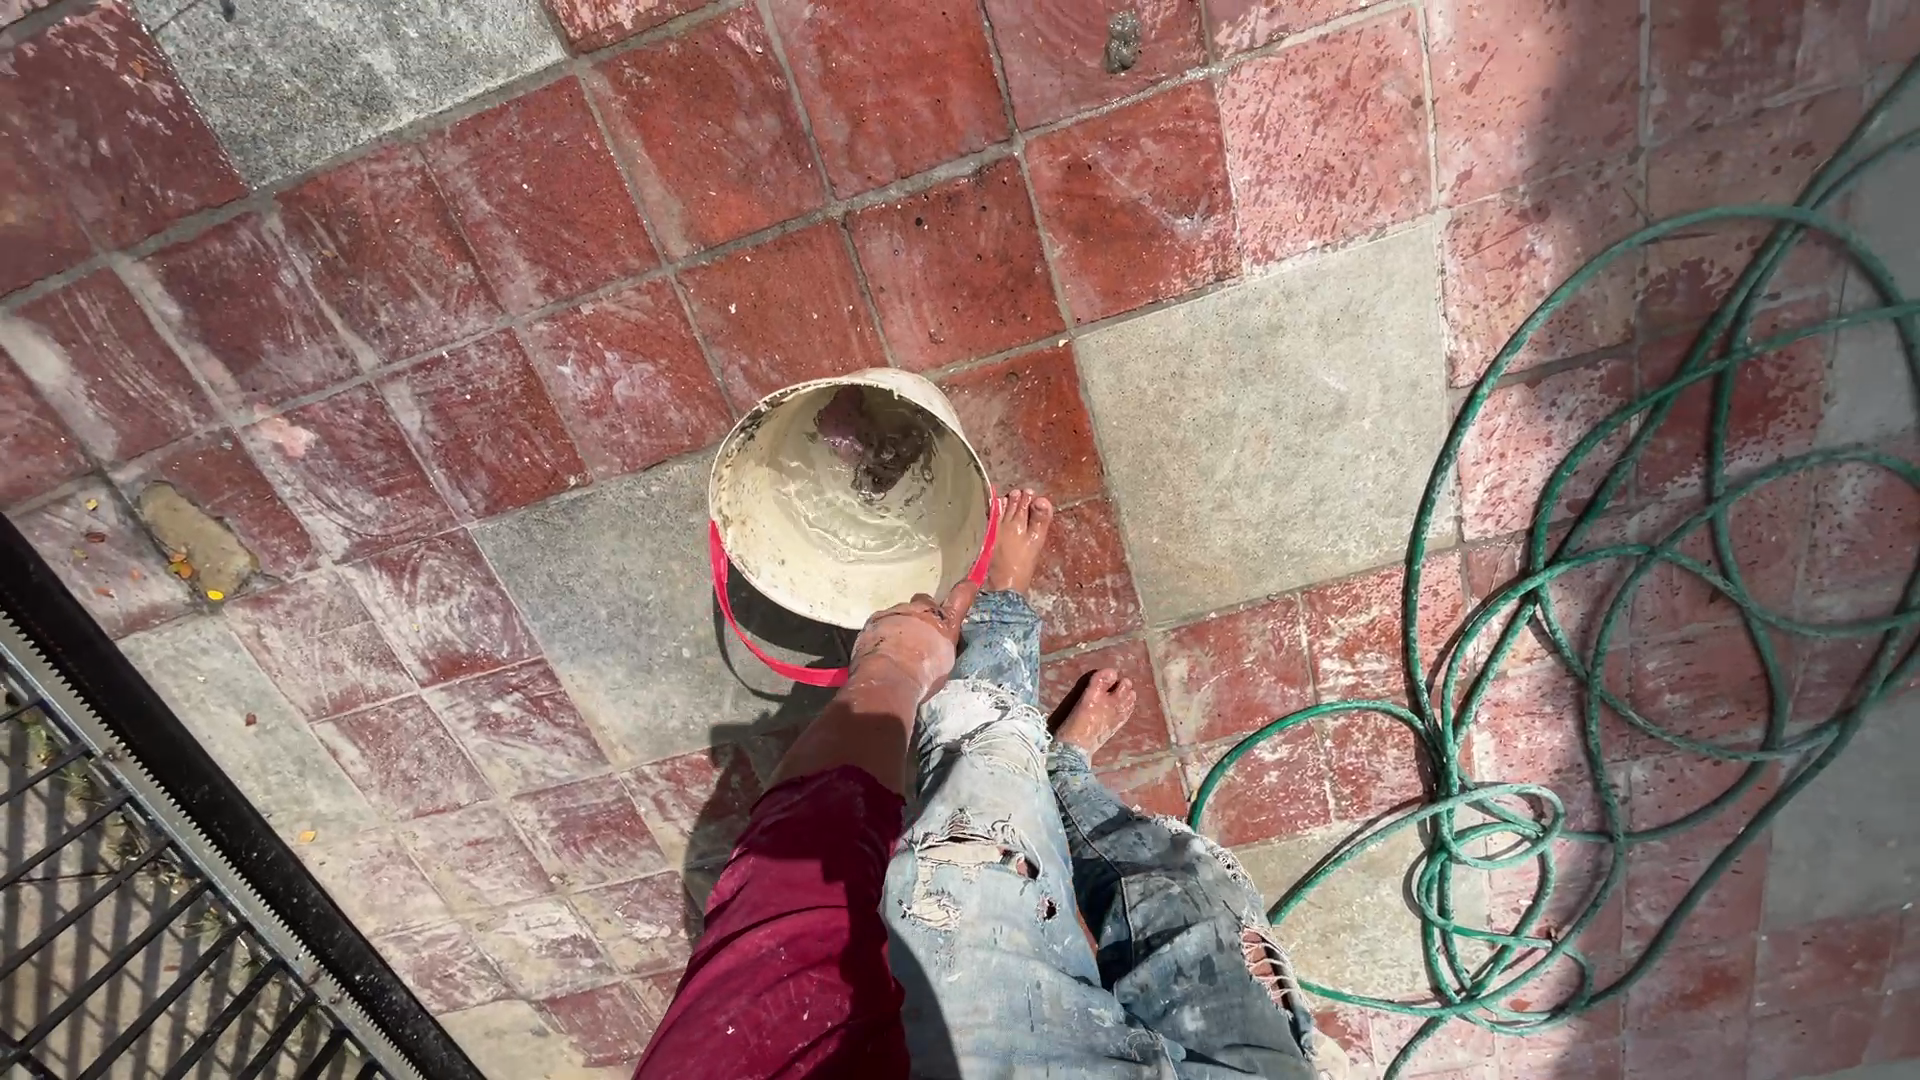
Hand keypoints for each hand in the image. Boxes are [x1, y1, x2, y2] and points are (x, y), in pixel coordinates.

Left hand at [847, 581, 980, 700]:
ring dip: (900, 625)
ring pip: (900, 612)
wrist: (889, 678)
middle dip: (922, 614)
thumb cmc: (923, 677)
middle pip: (924, 602)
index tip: (970, 582)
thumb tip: (937, 649)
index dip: (966, 589)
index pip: (960, 598)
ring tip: (895, 648)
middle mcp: (923, 611)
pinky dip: (881, 632)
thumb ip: (941, 649)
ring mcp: (898, 612)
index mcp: (945, 623)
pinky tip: (880, 649)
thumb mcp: (943, 665)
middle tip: (918, 634)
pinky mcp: (876, 618)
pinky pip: (880, 621)